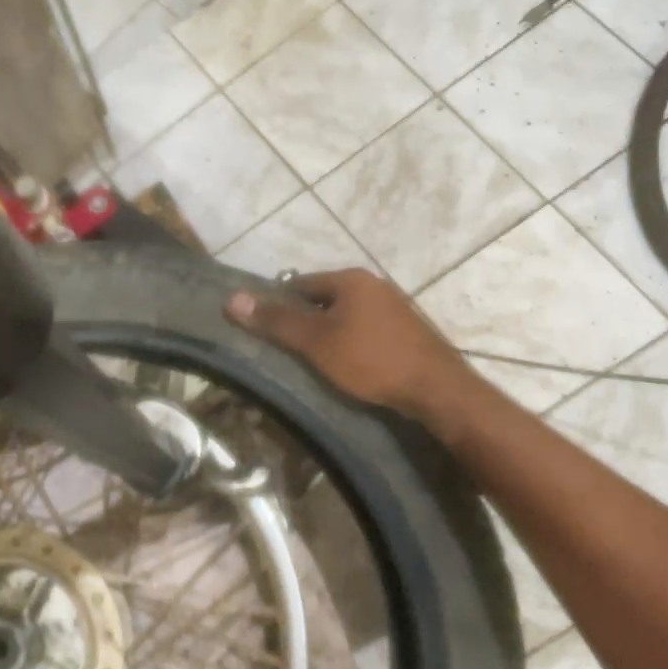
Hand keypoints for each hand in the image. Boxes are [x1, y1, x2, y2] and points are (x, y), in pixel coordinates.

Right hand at [225, 269, 481, 424]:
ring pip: (345, 317)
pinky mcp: (404, 333)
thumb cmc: (370, 360)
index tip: (263, 331)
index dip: (278, 304)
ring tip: (310, 363)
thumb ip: (275, 322)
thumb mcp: (315, 342)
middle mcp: (373, 285)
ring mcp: (392, 308)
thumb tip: (232, 299)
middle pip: (323, 300)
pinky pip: (364, 331)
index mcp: (350, 280)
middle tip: (284, 352)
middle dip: (303, 321)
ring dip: (326, 335)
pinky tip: (344, 368)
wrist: (435, 388)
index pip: (299, 284)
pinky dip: (348, 345)